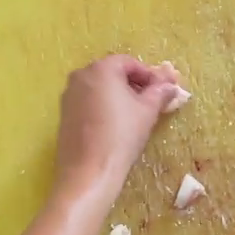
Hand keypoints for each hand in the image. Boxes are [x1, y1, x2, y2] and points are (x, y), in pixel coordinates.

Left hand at [53, 55, 178, 199]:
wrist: (88, 171)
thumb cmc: (121, 135)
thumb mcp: (147, 111)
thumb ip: (160, 93)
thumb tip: (170, 86)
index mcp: (101, 68)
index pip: (130, 63)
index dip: (149, 75)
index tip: (163, 90)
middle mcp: (81, 75)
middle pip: (113, 73)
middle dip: (134, 84)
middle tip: (153, 101)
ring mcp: (69, 95)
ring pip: (100, 88)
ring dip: (119, 95)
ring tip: (136, 114)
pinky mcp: (64, 114)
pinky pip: (88, 101)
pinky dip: (104, 106)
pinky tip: (115, 125)